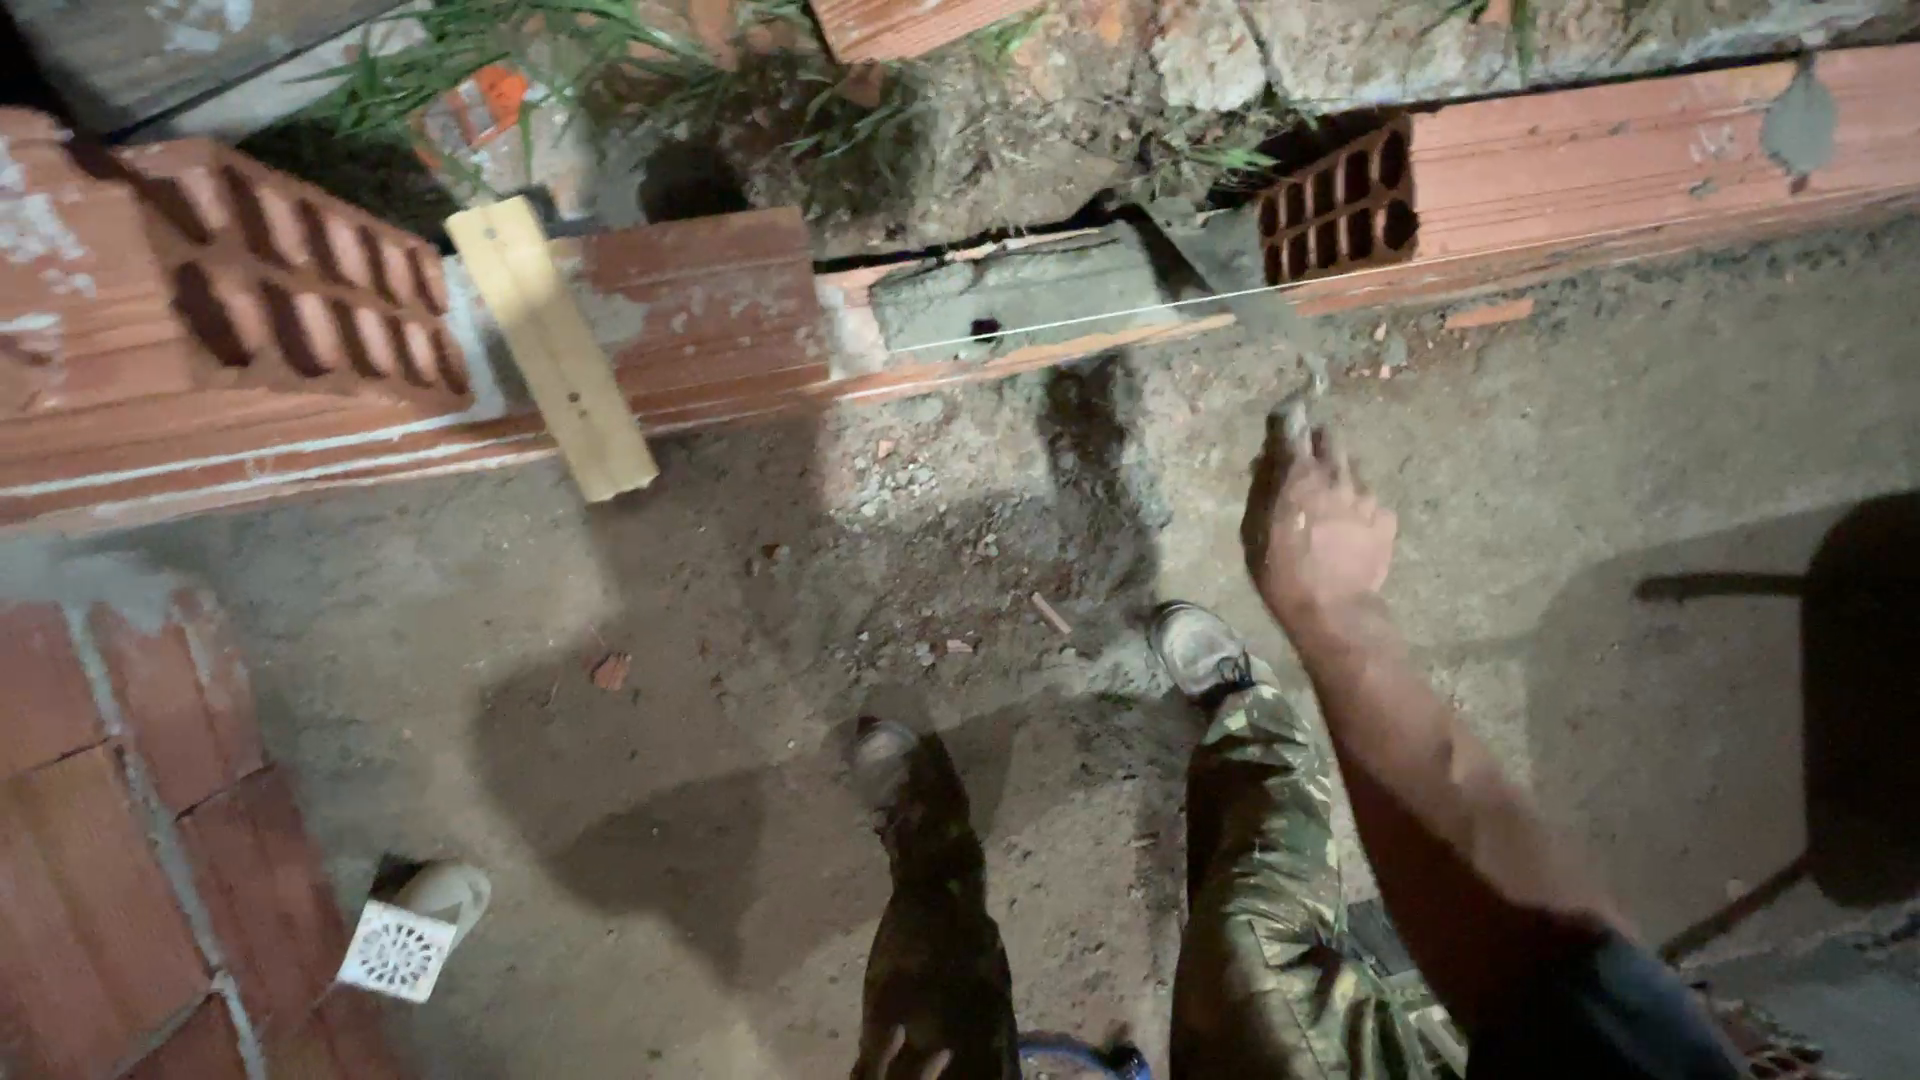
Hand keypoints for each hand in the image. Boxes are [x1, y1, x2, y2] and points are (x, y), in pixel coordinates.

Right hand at [1241, 405, 1396, 631]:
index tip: (1288, 411)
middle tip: (1308, 456)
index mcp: (1300, 478)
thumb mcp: (1256, 532)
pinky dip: (1358, 505)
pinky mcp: (1387, 519)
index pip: (1294, 433)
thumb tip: (1268, 464)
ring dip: (1340, 475)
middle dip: (1319, 442)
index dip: (1289, 420)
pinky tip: (1349, 526)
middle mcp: (1338, 478)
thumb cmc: (1283, 573)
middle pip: (1332, 441)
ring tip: (1330, 499)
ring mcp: (1368, 497)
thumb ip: (1264, 491)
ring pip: (1353, 470)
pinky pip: (1370, 500)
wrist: (1334, 609)